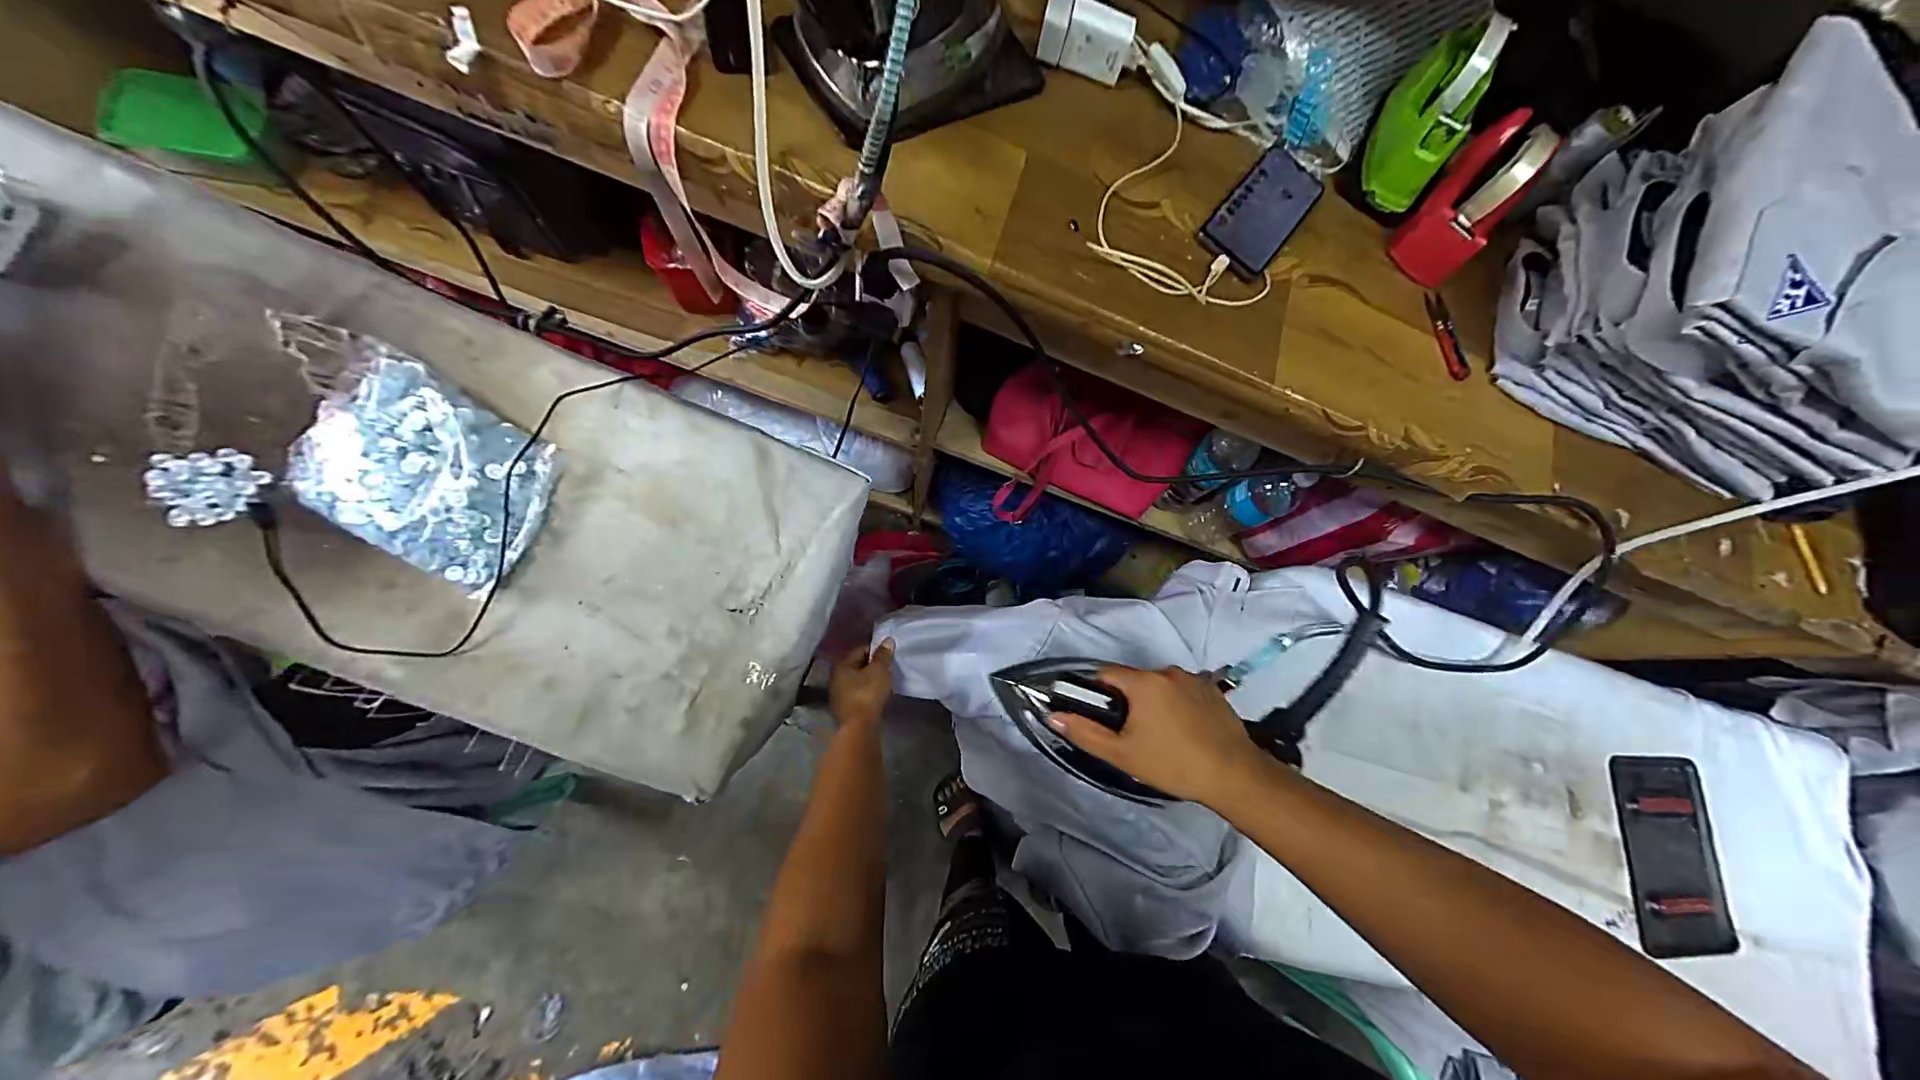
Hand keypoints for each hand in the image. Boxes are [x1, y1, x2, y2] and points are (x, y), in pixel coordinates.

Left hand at [828, 639, 894, 727]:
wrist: (860, 726)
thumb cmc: (868, 693)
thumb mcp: (879, 670)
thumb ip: (883, 655)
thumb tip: (887, 640)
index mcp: (841, 665)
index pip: (860, 650)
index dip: (875, 650)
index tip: (888, 654)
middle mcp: (835, 678)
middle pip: (857, 666)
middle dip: (872, 665)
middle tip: (887, 668)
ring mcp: (838, 695)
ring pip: (857, 681)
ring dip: (869, 680)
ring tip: (884, 683)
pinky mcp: (844, 709)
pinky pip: (858, 694)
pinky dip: (867, 692)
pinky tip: (877, 696)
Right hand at [1048, 665, 1270, 805]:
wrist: (1234, 775)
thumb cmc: (1173, 764)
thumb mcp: (1123, 754)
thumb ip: (1085, 732)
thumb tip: (1054, 715)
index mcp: (1144, 682)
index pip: (1107, 673)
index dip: (1097, 691)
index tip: (1101, 715)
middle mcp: (1169, 672)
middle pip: (1135, 679)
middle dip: (1129, 700)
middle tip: (1133, 733)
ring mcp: (1194, 679)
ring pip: (1160, 685)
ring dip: (1154, 702)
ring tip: (1161, 735)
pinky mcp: (1214, 691)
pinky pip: (1183, 691)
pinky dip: (1177, 704)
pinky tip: (1184, 731)